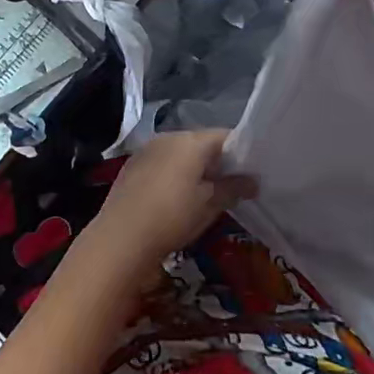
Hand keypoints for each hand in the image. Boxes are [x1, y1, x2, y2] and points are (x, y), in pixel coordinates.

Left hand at [87, 130, 253, 263]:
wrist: (122, 237)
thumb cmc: (173, 216)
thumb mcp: (210, 205)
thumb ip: (233, 188)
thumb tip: (252, 180)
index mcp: (190, 141)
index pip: (224, 136)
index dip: (241, 152)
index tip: (252, 172)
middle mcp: (167, 138)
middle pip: (200, 143)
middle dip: (217, 161)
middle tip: (232, 185)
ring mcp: (146, 150)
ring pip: (179, 153)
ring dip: (194, 168)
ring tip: (206, 193)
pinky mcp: (131, 166)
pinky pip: (161, 163)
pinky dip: (173, 174)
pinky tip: (177, 196)